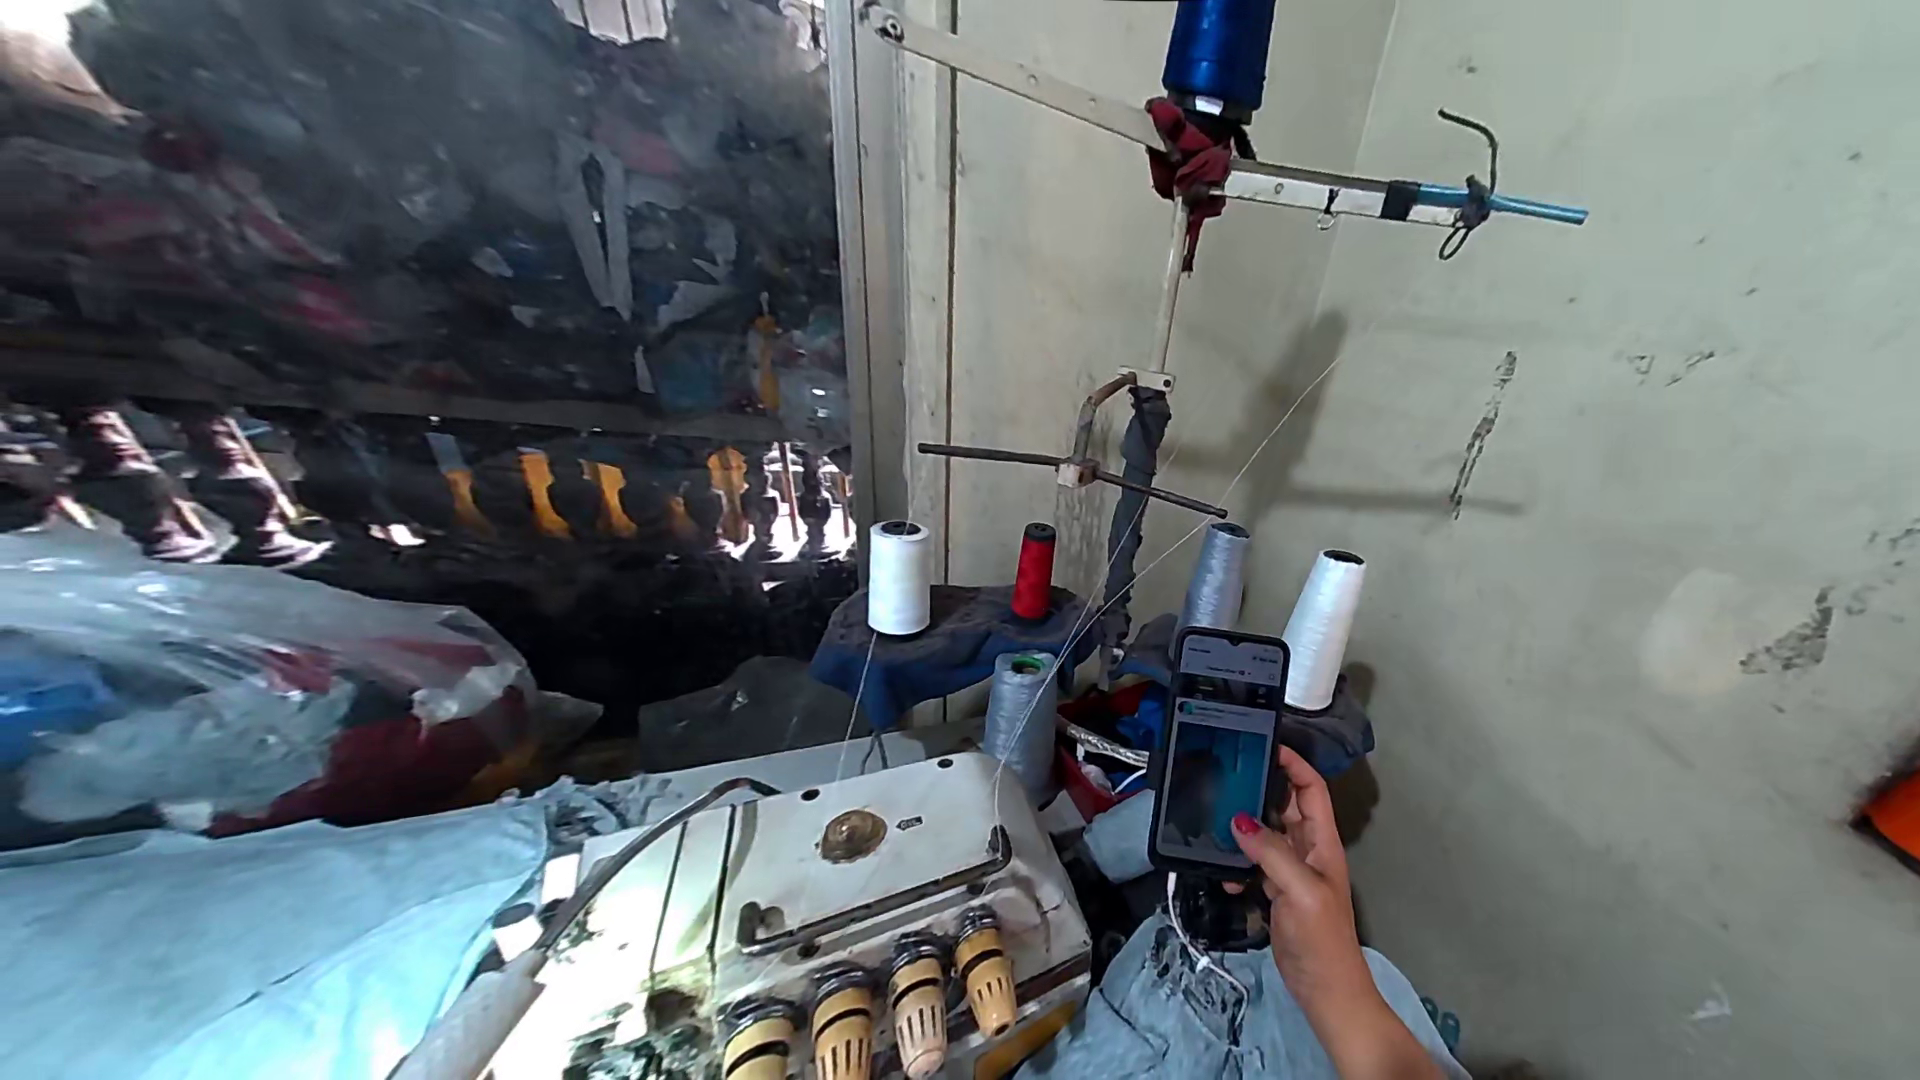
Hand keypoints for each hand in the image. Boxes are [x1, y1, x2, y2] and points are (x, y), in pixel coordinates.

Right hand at [1229, 748, 1444, 1079]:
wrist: (1325, 992)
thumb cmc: (1322, 938)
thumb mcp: (1300, 890)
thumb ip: (1271, 851)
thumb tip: (1238, 819)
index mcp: (1321, 842)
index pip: (1310, 788)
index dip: (1293, 762)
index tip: (1264, 741)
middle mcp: (1305, 848)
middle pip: (1282, 803)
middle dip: (1258, 785)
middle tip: (1225, 770)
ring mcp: (1288, 867)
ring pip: (1261, 829)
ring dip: (1240, 824)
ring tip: (1213, 815)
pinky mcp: (1272, 886)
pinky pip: (1249, 859)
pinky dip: (1233, 860)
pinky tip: (1221, 871)